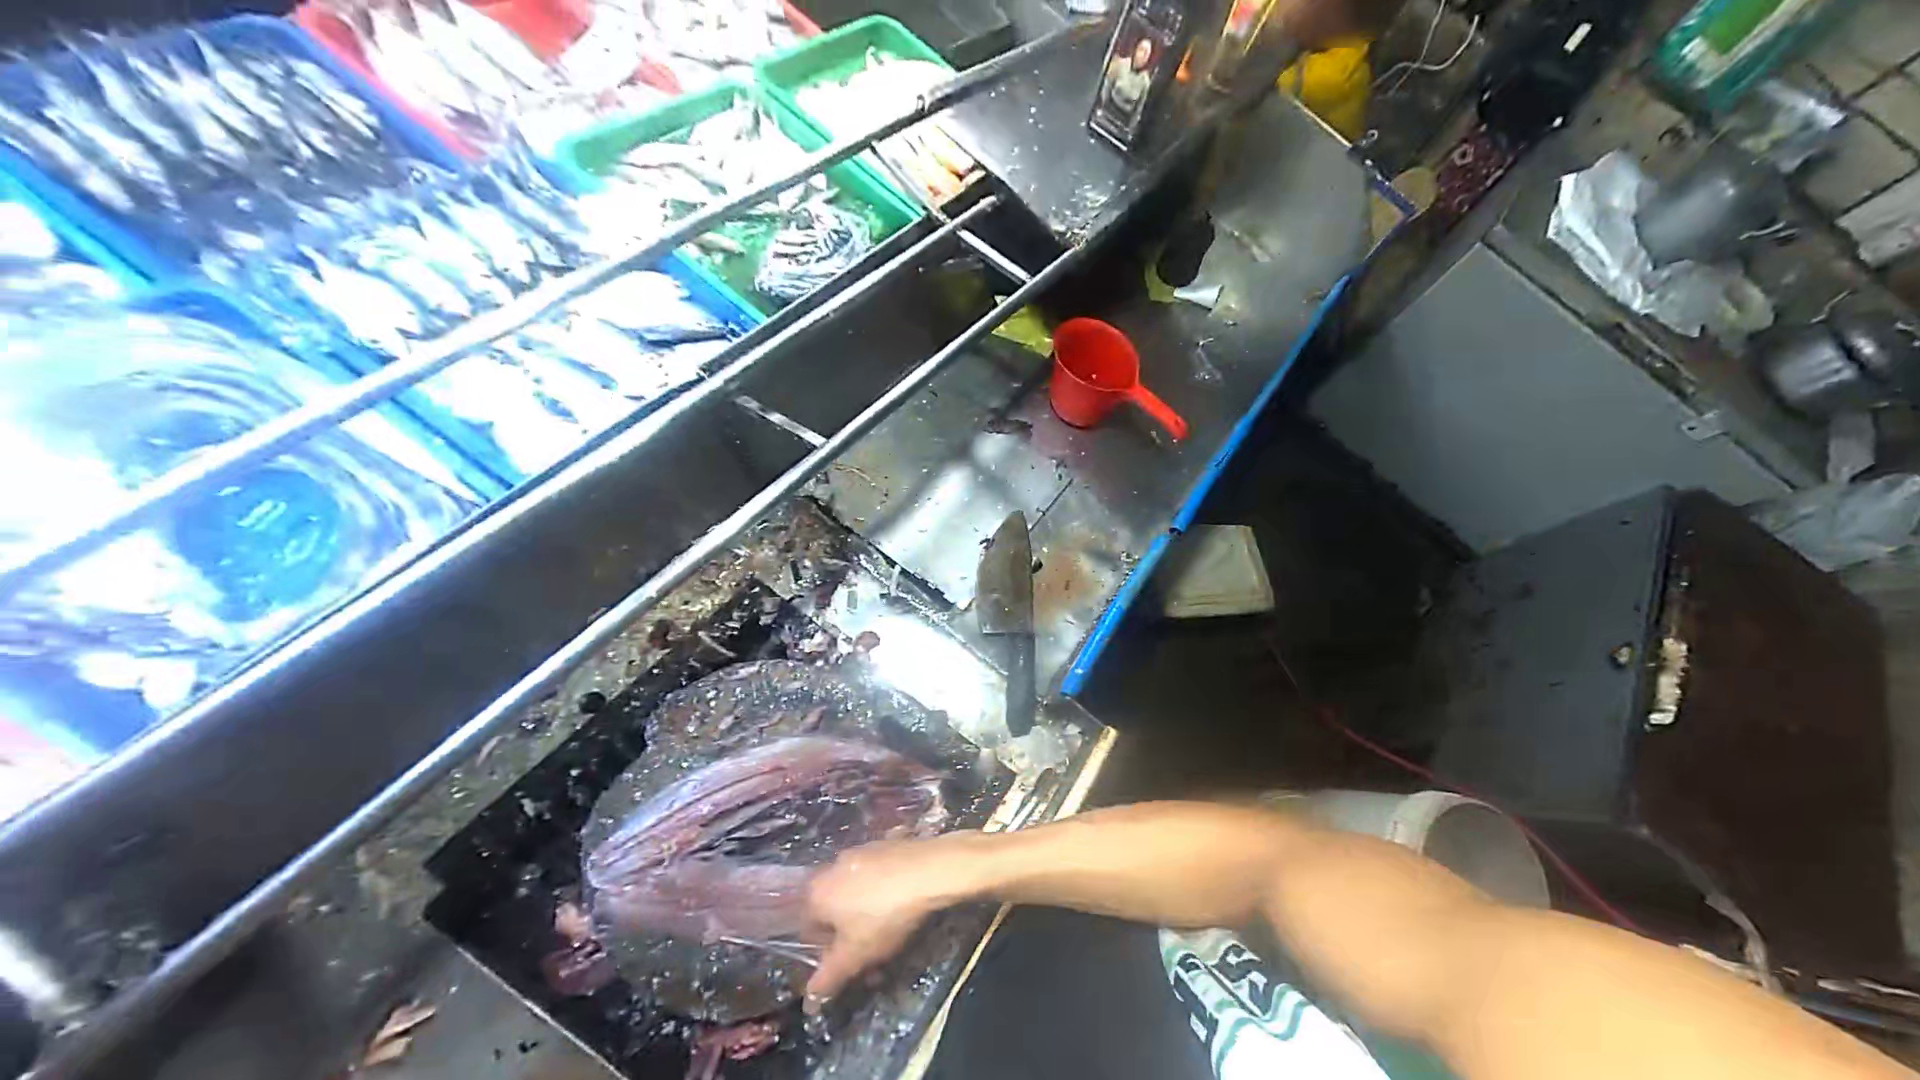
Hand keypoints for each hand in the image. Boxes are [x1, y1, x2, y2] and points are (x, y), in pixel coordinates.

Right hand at [802, 833, 984, 1008]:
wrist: (926, 870)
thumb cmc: (883, 915)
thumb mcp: (855, 955)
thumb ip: (829, 978)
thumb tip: (809, 999)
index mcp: (815, 892)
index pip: (809, 929)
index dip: (828, 952)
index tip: (851, 964)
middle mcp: (832, 866)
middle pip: (834, 910)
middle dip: (851, 936)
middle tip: (874, 957)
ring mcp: (860, 851)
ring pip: (856, 894)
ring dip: (868, 916)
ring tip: (893, 935)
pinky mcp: (884, 845)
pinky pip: (876, 877)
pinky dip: (883, 893)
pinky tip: (903, 906)